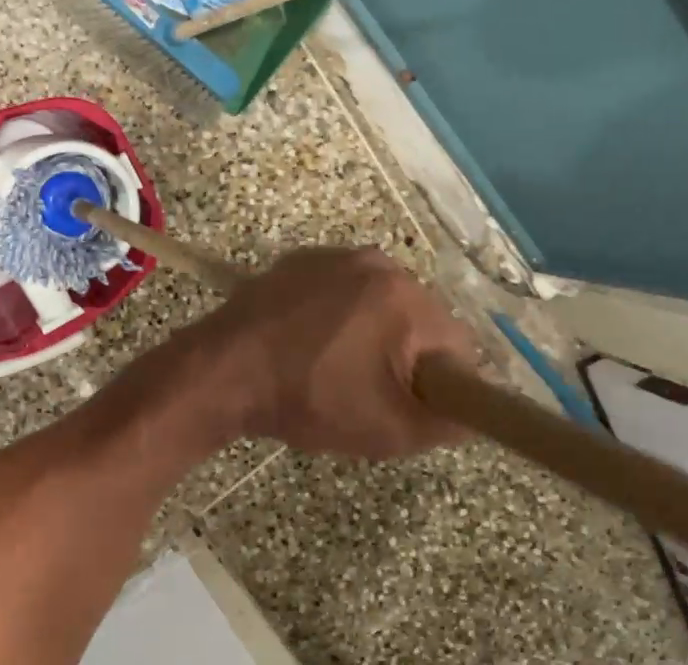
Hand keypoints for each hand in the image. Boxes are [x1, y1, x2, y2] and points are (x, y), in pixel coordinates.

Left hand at [191, 247, 476, 459]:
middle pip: (415, 323)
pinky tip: (305, 349)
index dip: (443, 388)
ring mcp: (325, 258)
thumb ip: (452, 423)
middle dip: (402, 360)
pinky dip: (331, 322)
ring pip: (374, 309)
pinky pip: (335, 297)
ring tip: (331, 373)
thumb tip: (469, 413)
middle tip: (366, 394)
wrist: (219, 372)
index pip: (457, 348)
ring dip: (366, 340)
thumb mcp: (395, 430)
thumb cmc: (308, 397)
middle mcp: (369, 262)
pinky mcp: (290, 264)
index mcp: (403, 293)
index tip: (409, 408)